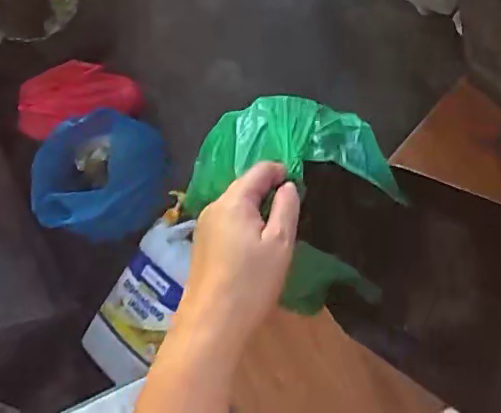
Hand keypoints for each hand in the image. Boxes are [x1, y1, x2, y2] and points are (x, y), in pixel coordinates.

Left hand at [175, 161, 300, 359]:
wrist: (209, 330)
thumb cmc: (250, 283)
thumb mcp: (280, 242)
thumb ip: (287, 206)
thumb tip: (288, 186)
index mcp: (234, 200)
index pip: (261, 170)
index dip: (282, 172)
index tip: (299, 188)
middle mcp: (215, 207)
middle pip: (246, 185)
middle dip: (269, 190)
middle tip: (290, 210)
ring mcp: (204, 227)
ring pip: (236, 204)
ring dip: (256, 208)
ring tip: (275, 229)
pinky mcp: (201, 246)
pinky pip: (228, 221)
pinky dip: (244, 222)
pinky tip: (253, 246)